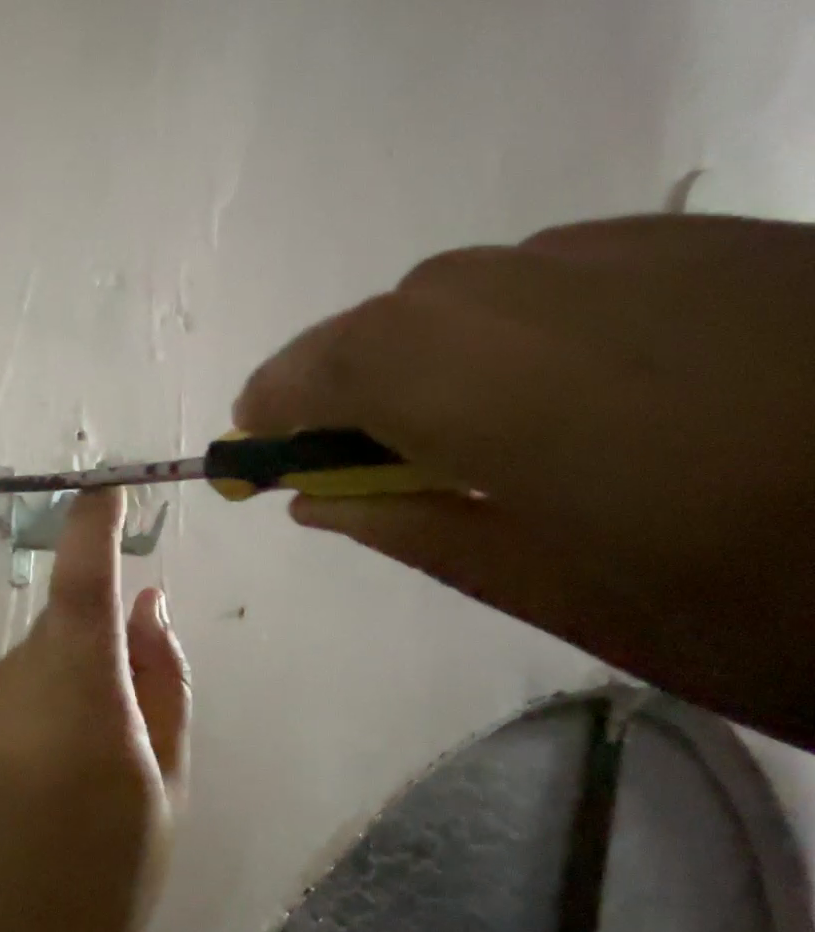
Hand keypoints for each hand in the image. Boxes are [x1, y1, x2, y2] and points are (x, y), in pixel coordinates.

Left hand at [0, 488, 189, 931]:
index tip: (99, 487)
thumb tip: (144, 596)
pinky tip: (20, 783)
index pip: (84, 596)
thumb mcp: (171, 779)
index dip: (91, 532)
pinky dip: (11, 720)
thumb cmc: (121, 872)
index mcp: (88, 714)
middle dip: (84, 650)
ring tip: (60, 768)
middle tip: (105, 719)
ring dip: (47, 691)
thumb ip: (161, 677)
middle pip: (52, 636)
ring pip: (18, 669)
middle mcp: (14, 705)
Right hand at [233, 214, 814, 743]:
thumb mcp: (574, 599)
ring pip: (473, 282)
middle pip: (396, 314)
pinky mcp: (730, 242)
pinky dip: (512, 316)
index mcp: (505, 396)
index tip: (252, 447)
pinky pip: (560, 265)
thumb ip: (424, 533)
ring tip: (457, 419)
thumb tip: (317, 499)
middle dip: (343, 376)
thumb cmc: (785, 605)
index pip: (334, 365)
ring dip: (425, 344)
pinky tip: (561, 376)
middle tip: (347, 450)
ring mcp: (650, 257)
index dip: (275, 401)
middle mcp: (556, 298)